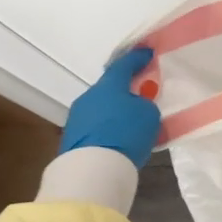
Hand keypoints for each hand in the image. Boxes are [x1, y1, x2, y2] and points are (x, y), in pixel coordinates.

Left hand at [62, 48, 162, 167]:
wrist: (93, 168)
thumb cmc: (126, 132)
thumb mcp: (148, 114)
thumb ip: (144, 103)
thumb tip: (136, 105)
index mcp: (109, 84)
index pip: (124, 64)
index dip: (137, 58)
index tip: (148, 53)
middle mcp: (90, 96)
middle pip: (110, 87)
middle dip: (125, 88)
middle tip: (141, 90)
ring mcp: (78, 117)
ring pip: (101, 107)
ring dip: (115, 109)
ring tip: (131, 119)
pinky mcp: (72, 137)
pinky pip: (96, 125)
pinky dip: (108, 126)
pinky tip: (118, 135)